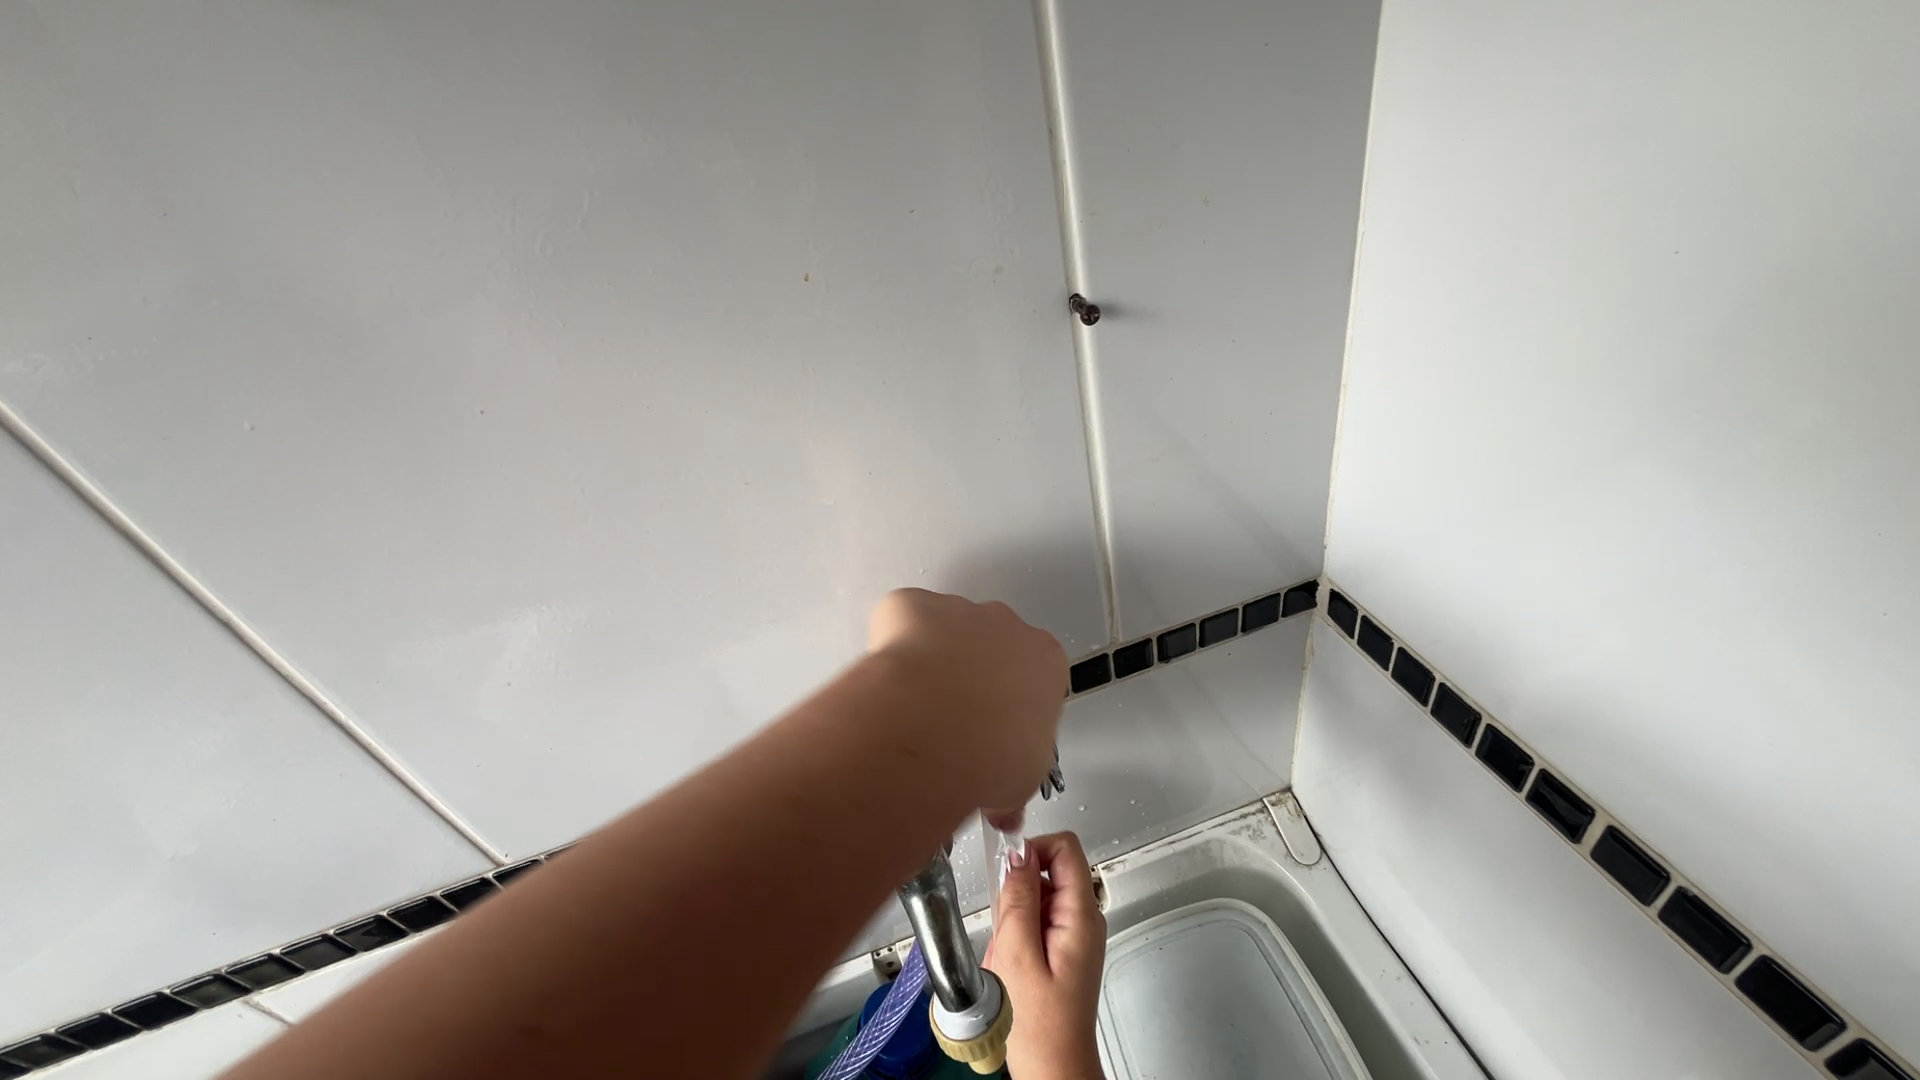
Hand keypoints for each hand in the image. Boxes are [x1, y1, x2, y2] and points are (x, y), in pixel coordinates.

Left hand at [866, 589, 1066, 814]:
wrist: (932, 729)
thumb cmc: (988, 751)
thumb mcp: (1020, 783)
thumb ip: (1015, 787)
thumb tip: (1003, 812)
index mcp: (1045, 660)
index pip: (1034, 676)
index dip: (1012, 706)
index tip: (996, 732)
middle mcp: (1006, 625)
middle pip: (991, 643)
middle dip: (973, 675)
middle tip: (953, 723)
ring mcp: (957, 610)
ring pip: (945, 629)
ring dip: (932, 659)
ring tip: (915, 709)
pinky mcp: (911, 605)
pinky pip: (901, 619)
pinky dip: (893, 643)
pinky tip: (889, 682)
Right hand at [983, 832, 1106, 1079]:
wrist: (1053, 1072)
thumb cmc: (1039, 1027)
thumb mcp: (1017, 955)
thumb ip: (1017, 898)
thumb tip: (1017, 855)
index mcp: (1081, 915)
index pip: (1064, 847)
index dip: (1033, 848)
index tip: (1007, 870)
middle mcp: (1083, 918)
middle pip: (1047, 869)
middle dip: (1016, 890)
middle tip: (1006, 929)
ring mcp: (1072, 932)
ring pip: (1035, 895)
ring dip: (1012, 916)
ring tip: (1008, 954)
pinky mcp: (1060, 946)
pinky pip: (1033, 920)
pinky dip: (1014, 934)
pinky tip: (1010, 964)